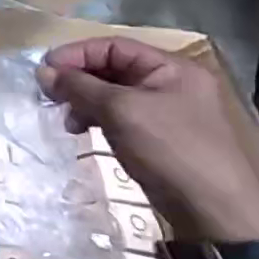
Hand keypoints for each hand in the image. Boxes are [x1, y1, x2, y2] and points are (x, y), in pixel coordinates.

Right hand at [38, 37, 258, 241]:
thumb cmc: (170, 150)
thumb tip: (43, 71)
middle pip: (112, 69)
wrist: (214, 213)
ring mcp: (165, 112)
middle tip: (50, 95)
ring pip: (112, 94)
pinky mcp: (158, 138)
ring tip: (68, 121)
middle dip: (78, 79)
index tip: (45, 70)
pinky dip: (97, 119)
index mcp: (171, 68)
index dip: (77, 54)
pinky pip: (119, 117)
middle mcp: (170, 84)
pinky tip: (83, 132)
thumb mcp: (120, 111)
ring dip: (84, 102)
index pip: (113, 46)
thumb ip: (80, 87)